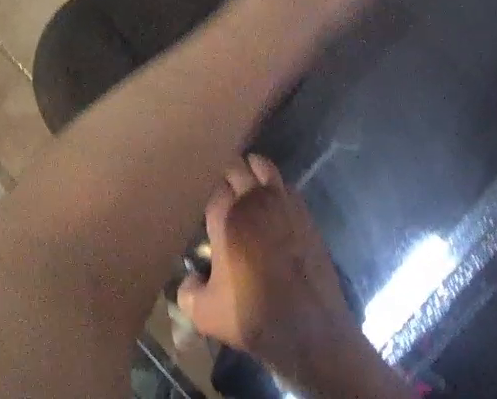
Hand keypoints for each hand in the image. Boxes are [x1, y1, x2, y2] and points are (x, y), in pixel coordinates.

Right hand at [176, 158, 370, 391]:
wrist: (308, 329)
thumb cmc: (253, 315)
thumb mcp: (205, 313)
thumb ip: (187, 291)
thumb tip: (189, 279)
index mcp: (225, 217)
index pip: (213, 188)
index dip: (208, 194)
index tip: (205, 204)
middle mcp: (253, 201)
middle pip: (237, 168)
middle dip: (228, 174)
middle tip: (222, 187)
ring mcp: (283, 204)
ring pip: (264, 167)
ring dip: (253, 169)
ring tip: (247, 180)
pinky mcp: (305, 214)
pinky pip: (287, 186)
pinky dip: (277, 186)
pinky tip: (273, 201)